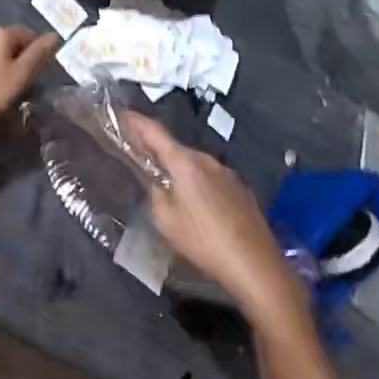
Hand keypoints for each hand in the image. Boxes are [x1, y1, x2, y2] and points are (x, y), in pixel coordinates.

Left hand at [0, 26, 61, 126]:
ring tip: (14, 84)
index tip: (42, 69)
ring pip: (0, 51)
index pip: (30, 33)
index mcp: (2, 33)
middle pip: (14, 40)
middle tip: (29, 78)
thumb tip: (54, 35)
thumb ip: (38, 53)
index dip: (39, 49)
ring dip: (10, 63)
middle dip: (24, 56)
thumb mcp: (21, 74)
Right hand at [127, 113, 308, 327]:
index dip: (137, 122)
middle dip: (157, 150)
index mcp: (185, 162)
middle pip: (176, 148)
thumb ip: (155, 193)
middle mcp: (207, 160)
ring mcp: (227, 173)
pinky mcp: (240, 189)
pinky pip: (210, 177)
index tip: (123, 114)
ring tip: (167, 185)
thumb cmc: (204, 242)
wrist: (256, 264)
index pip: (155, 132)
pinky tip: (197, 204)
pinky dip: (197, 182)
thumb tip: (154, 180)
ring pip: (195, 164)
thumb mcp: (166, 221)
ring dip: (179, 169)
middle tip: (140, 156)